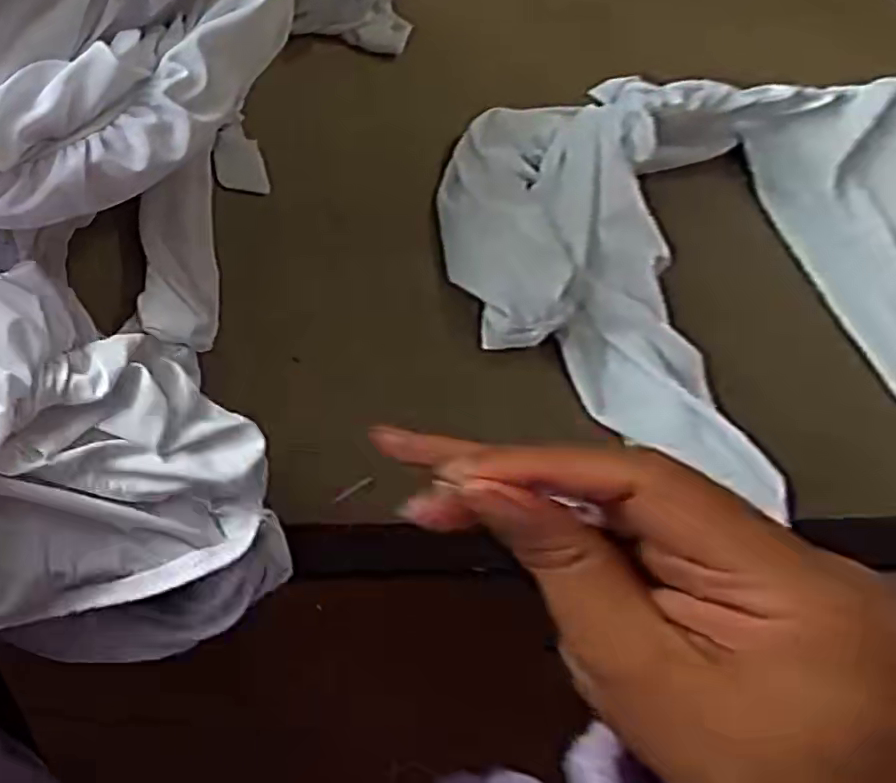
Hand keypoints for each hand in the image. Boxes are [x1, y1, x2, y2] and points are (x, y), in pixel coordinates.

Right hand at [373, 426, 895, 782]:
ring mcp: (757, 558)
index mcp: (792, 582)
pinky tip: (491, 502)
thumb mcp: (631, 665)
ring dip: (511, 487)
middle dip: (500, 468)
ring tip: (430, 479)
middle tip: (410, 451)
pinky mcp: (724, 568)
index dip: (531, 466)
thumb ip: (560, 562)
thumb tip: (488, 488)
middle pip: (607, 478)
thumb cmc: (741, 773)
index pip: (634, 480)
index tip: (454, 472)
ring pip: (603, 494)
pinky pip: (620, 521)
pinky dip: (546, 513)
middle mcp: (788, 555)